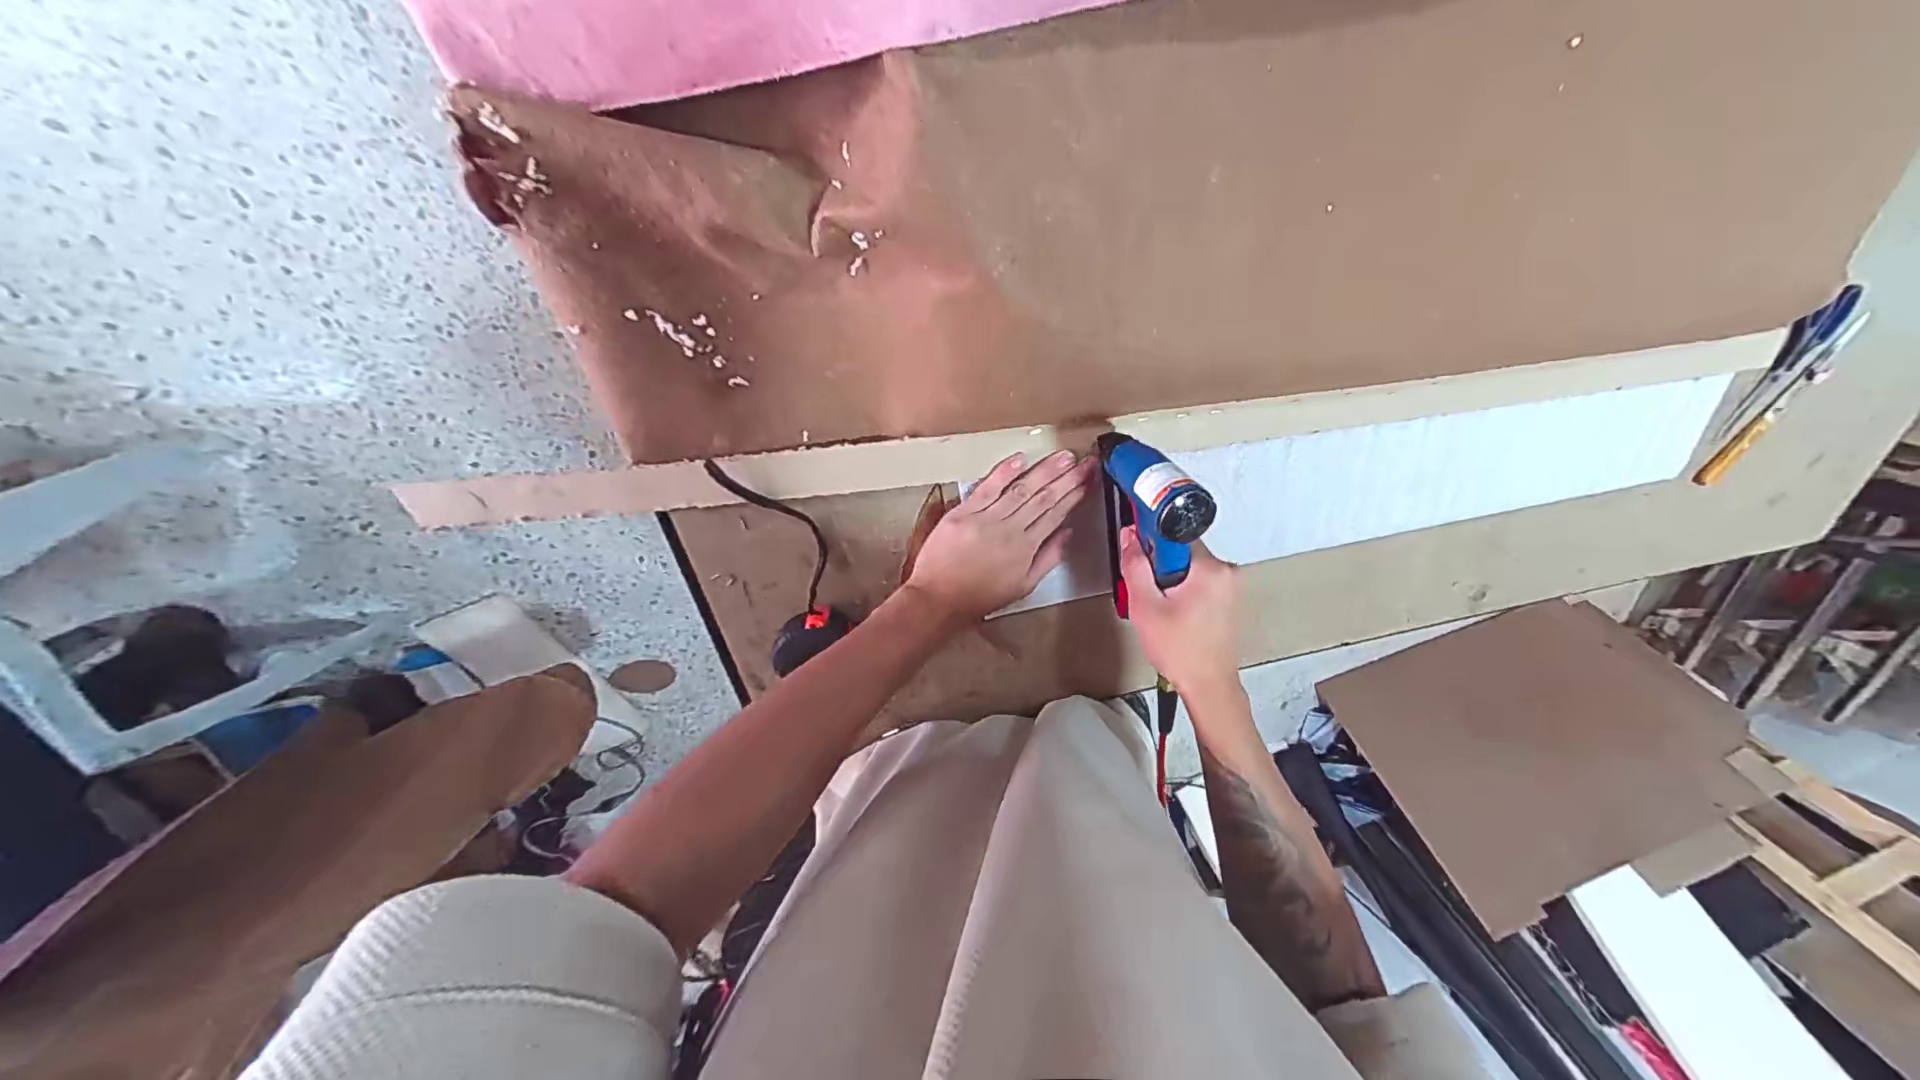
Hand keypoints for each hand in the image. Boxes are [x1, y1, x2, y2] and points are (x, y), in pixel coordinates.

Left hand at [902, 450, 1093, 621]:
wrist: (939, 600)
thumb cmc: (979, 596)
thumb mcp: (1022, 586)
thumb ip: (1048, 559)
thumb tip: (1068, 533)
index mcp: (1026, 548)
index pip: (1055, 514)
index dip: (1074, 495)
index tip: (1087, 479)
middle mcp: (1009, 531)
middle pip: (1043, 498)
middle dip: (1067, 478)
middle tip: (1085, 461)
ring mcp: (985, 520)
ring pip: (1021, 489)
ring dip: (1044, 470)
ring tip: (1064, 456)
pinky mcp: (962, 514)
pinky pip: (987, 488)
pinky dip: (1003, 472)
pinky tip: (1020, 459)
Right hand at [1118, 526, 1241, 702]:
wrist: (1207, 684)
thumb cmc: (1183, 653)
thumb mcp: (1145, 606)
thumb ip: (1135, 565)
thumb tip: (1129, 538)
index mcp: (1210, 569)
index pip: (1173, 533)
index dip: (1149, 541)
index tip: (1136, 545)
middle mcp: (1225, 572)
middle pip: (1178, 549)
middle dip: (1157, 566)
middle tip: (1150, 593)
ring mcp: (1228, 585)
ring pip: (1185, 565)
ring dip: (1168, 580)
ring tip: (1162, 608)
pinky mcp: (1225, 596)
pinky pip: (1195, 579)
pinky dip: (1180, 590)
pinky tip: (1173, 613)